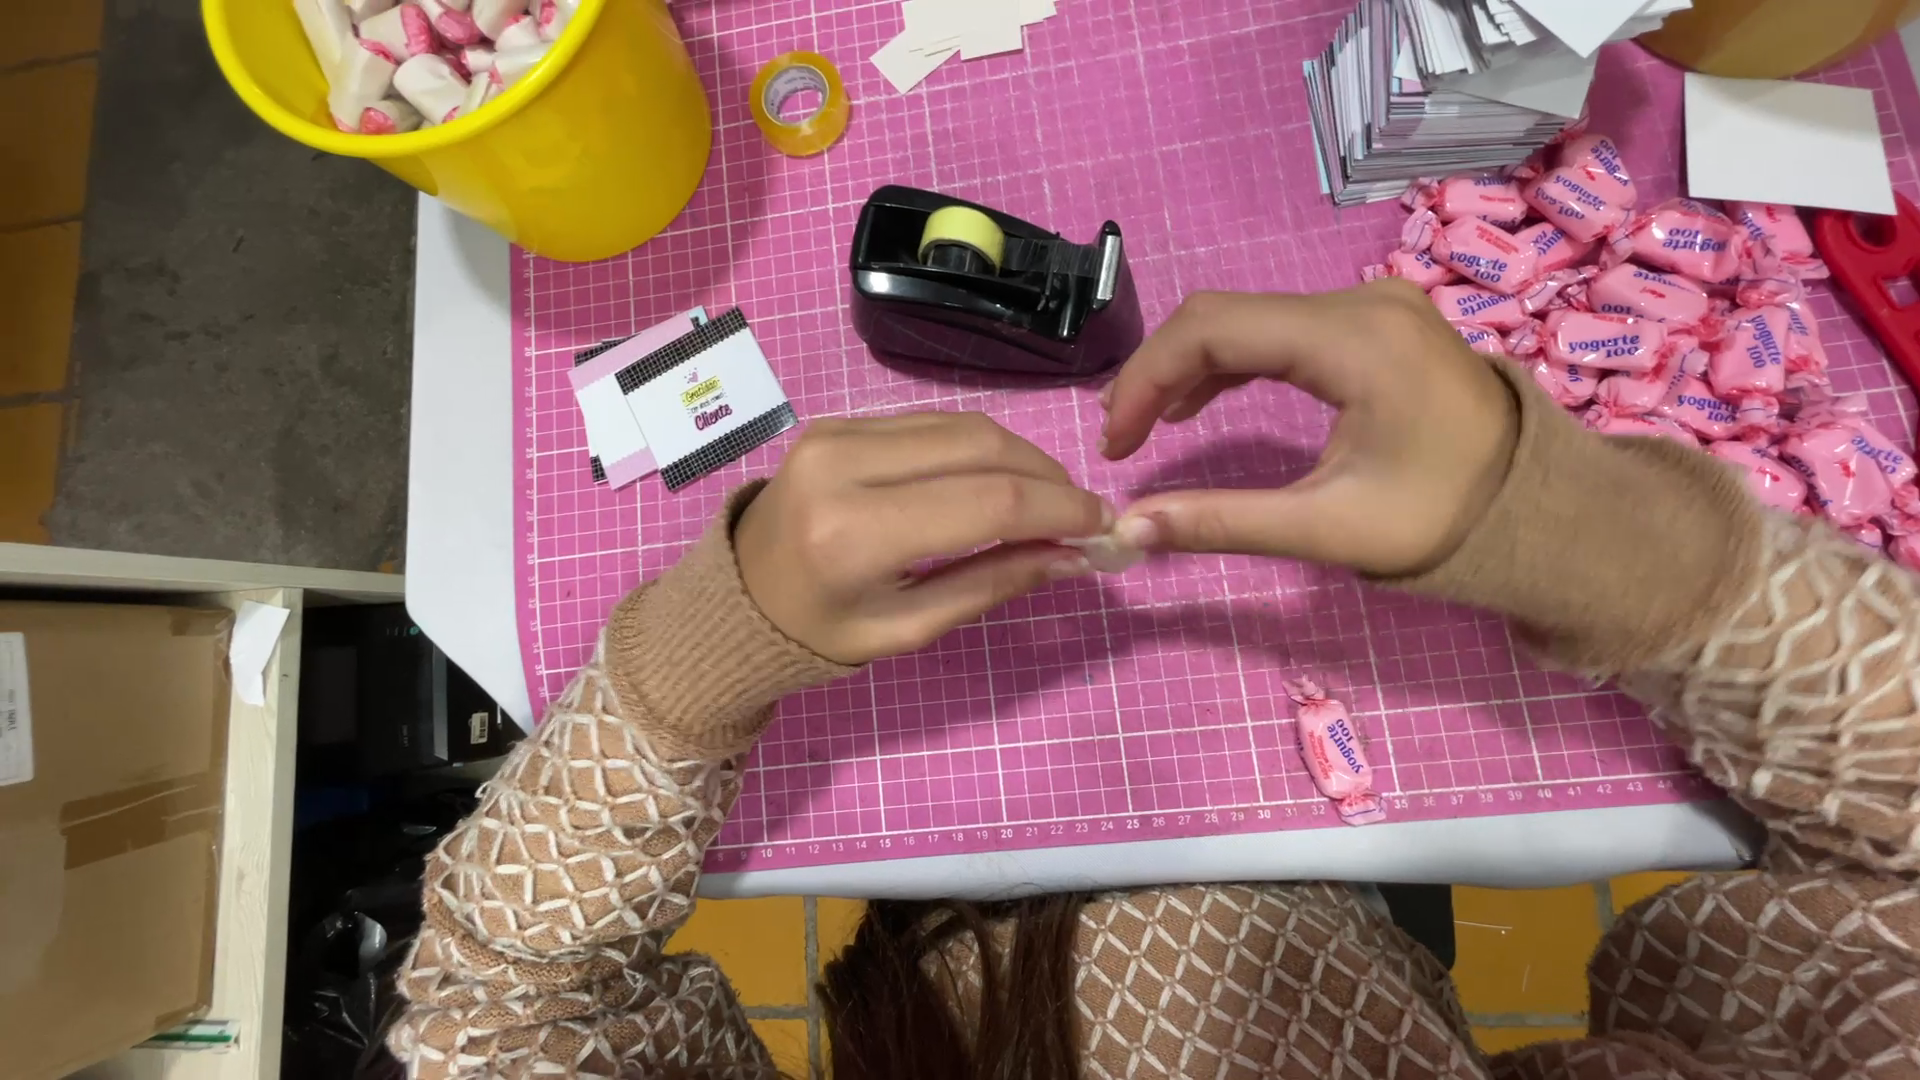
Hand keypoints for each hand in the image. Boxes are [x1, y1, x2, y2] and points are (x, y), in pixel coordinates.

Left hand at [737, 413, 1109, 664]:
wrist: (737, 598)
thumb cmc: (821, 631)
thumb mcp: (907, 628)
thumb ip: (991, 584)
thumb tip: (1072, 555)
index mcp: (854, 534)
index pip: (987, 503)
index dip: (1057, 509)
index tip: (1100, 525)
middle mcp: (843, 465)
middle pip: (981, 447)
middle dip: (1046, 477)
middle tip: (1079, 512)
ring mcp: (836, 432)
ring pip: (962, 425)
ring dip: (1018, 457)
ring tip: (1045, 498)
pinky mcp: (837, 421)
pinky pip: (930, 423)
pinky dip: (977, 448)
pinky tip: (995, 479)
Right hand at [1099, 282, 1517, 575]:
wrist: (1542, 509)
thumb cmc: (1443, 520)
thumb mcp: (1327, 529)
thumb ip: (1222, 522)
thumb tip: (1129, 528)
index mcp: (1353, 340)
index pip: (1212, 331)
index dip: (1146, 379)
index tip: (1115, 441)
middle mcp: (1357, 303)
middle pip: (1220, 316)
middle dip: (1156, 372)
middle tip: (1120, 435)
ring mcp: (1366, 308)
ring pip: (1243, 319)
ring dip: (1184, 367)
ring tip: (1144, 423)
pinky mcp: (1367, 327)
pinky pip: (1274, 331)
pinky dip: (1225, 365)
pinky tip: (1196, 402)